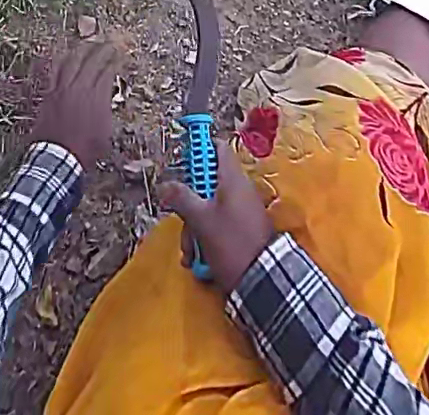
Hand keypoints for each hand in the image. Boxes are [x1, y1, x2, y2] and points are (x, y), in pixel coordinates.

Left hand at [33, 39, 121, 170]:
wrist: (57, 157)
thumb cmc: (86, 148)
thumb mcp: (106, 130)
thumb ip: (106, 107)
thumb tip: (106, 94)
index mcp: (97, 96)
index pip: (107, 70)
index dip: (115, 60)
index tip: (120, 54)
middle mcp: (80, 87)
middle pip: (92, 61)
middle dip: (102, 50)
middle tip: (109, 43)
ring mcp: (63, 88)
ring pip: (72, 61)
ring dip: (82, 50)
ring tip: (89, 43)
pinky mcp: (50, 92)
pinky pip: (56, 70)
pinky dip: (62, 60)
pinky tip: (66, 56)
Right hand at [158, 142, 274, 295]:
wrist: (264, 281)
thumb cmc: (231, 241)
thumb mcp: (200, 219)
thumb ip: (180, 197)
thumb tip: (164, 186)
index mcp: (232, 178)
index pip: (217, 147)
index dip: (199, 148)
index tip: (184, 161)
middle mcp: (238, 189)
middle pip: (207, 181)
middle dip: (189, 201)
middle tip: (182, 218)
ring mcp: (242, 209)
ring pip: (209, 206)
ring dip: (195, 226)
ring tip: (190, 250)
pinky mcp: (242, 229)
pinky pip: (219, 223)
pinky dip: (206, 236)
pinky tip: (199, 258)